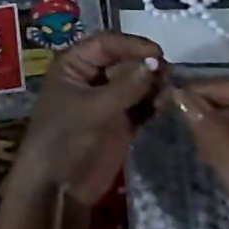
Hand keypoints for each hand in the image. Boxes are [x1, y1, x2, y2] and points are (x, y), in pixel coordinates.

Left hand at [7, 33, 164, 204]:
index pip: (105, 43)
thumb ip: (126, 87)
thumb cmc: (64, 138)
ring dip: (153, 85)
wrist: (57, 185)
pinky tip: (166, 106)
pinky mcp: (121, 122)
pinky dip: (154, 104)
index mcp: (73, 65)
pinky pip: (142, 105)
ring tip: (170, 92)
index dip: (131, 44)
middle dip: (146, 66)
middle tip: (169, 76)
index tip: (158, 54)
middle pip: (125, 61)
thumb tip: (156, 64)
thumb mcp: (93, 109)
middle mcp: (90, 77)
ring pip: (137, 83)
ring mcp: (107, 100)